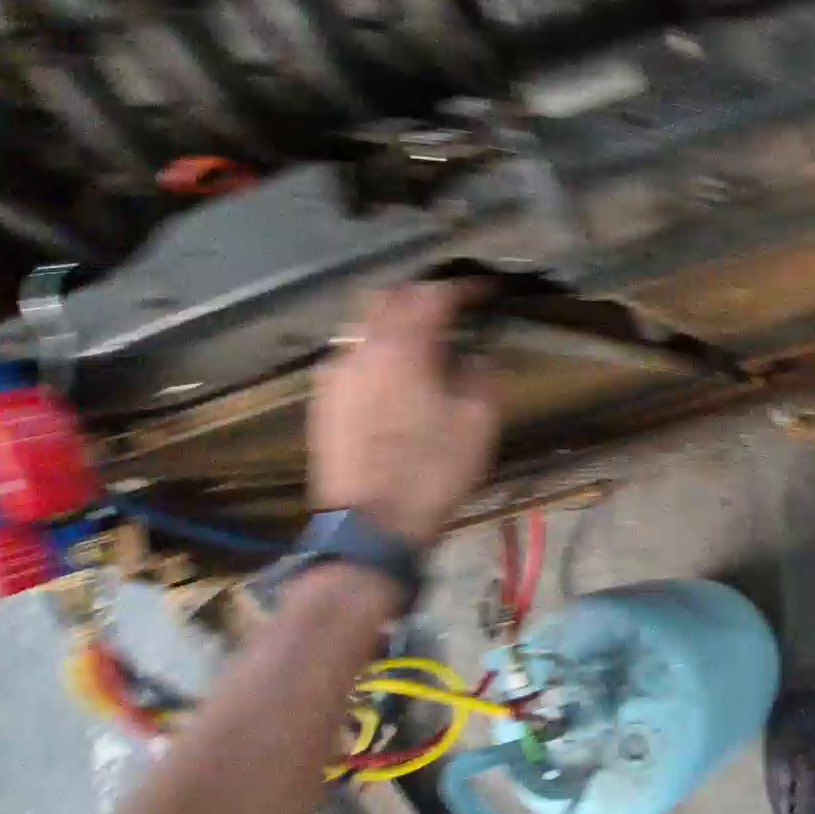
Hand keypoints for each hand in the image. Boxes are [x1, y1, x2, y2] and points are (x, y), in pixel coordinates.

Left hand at [310, 282, 499, 546]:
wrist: (370, 526)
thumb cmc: (433, 470)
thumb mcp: (479, 422)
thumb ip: (482, 376)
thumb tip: (476, 355)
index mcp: (404, 349)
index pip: (434, 295)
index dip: (466, 287)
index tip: (490, 290)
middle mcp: (362, 351)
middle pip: (388, 298)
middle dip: (423, 294)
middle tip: (455, 307)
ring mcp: (336, 376)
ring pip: (364, 325)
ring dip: (396, 320)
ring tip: (426, 338)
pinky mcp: (324, 402)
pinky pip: (352, 356)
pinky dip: (378, 349)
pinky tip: (397, 373)